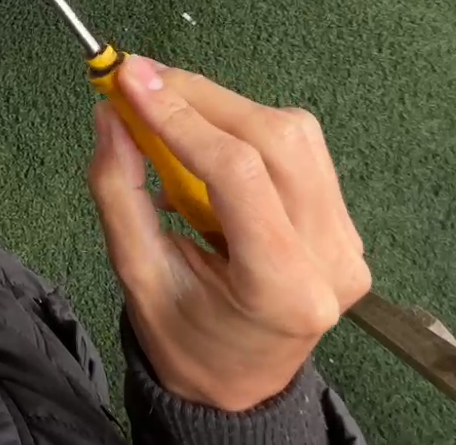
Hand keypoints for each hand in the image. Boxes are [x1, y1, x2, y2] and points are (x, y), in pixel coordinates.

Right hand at [86, 56, 370, 410]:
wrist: (238, 378)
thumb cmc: (182, 334)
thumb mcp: (133, 271)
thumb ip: (117, 189)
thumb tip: (109, 114)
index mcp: (282, 287)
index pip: (237, 173)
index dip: (178, 116)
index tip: (127, 77)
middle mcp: (331, 257)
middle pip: (274, 139)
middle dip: (197, 96)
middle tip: (136, 77)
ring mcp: (345, 237)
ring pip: (291, 132)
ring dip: (218, 103)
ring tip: (162, 103)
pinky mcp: (339, 217)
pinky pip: (294, 145)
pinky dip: (237, 121)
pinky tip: (198, 132)